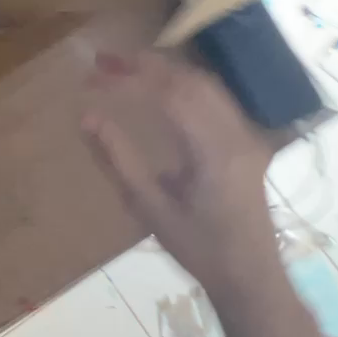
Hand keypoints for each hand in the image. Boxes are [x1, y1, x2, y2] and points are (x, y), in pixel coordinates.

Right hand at [83, 54, 280, 302]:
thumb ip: (118, 158)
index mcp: (213, 151)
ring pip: (204, 84)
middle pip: (188, 80)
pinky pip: (214, 97)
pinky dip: (180, 82)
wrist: (251, 276)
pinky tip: (158, 85)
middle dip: (143, 64)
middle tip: (101, 60)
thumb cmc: (197, 246)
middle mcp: (235, 135)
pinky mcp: (246, 142)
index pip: (167, 95)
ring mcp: (246, 137)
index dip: (127, 79)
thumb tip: (86, 117)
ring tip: (124, 66)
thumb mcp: (149, 206)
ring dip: (162, 69)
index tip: (91, 77)